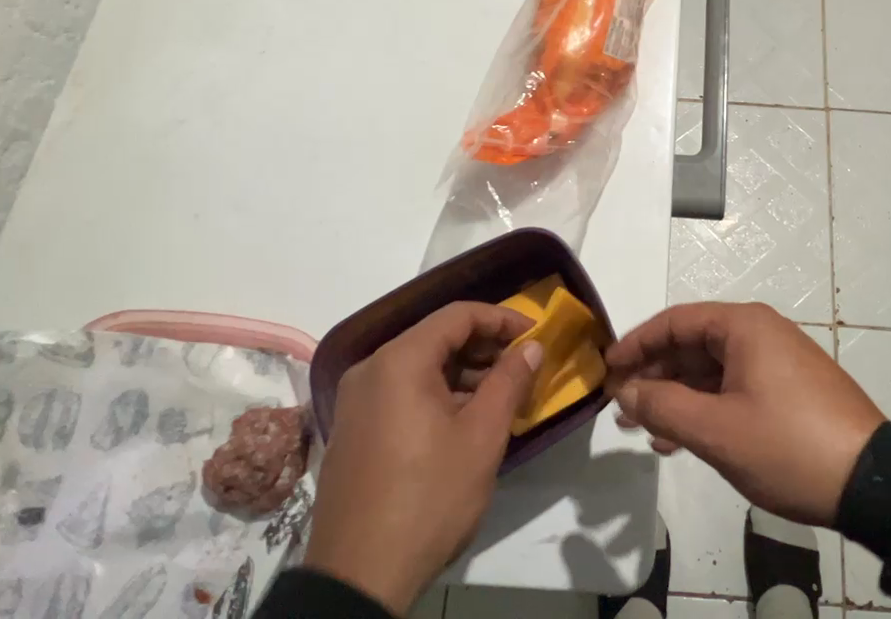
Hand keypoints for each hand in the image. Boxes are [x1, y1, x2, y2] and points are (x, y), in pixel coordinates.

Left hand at [305, 302, 542, 614]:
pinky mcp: (354, 429)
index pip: (458, 315)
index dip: (502, 318)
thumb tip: (531, 346)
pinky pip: (402, 392)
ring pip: (419, 366)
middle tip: (524, 366)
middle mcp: (371, 370)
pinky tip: (466, 419)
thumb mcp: (481, 437)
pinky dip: (438, 393)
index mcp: (399, 361)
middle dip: (485, 346)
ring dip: (464, 373)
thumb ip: (510, 381)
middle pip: (436, 337)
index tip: (536, 335)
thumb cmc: (428, 497)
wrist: (358, 575)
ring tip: (503, 395)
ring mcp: (357, 401)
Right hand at [606, 303, 885, 526]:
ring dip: (675, 396)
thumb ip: (662, 406)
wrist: (872, 484)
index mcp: (744, 327)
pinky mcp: (788, 392)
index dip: (636, 343)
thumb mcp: (716, 430)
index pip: (675, 320)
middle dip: (653, 375)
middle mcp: (760, 334)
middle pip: (692, 344)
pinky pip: (733, 389)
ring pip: (710, 371)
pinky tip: (679, 440)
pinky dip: (703, 409)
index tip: (606, 370)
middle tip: (619, 407)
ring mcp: (777, 363)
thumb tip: (625, 391)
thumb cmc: (787, 445)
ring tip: (642, 430)